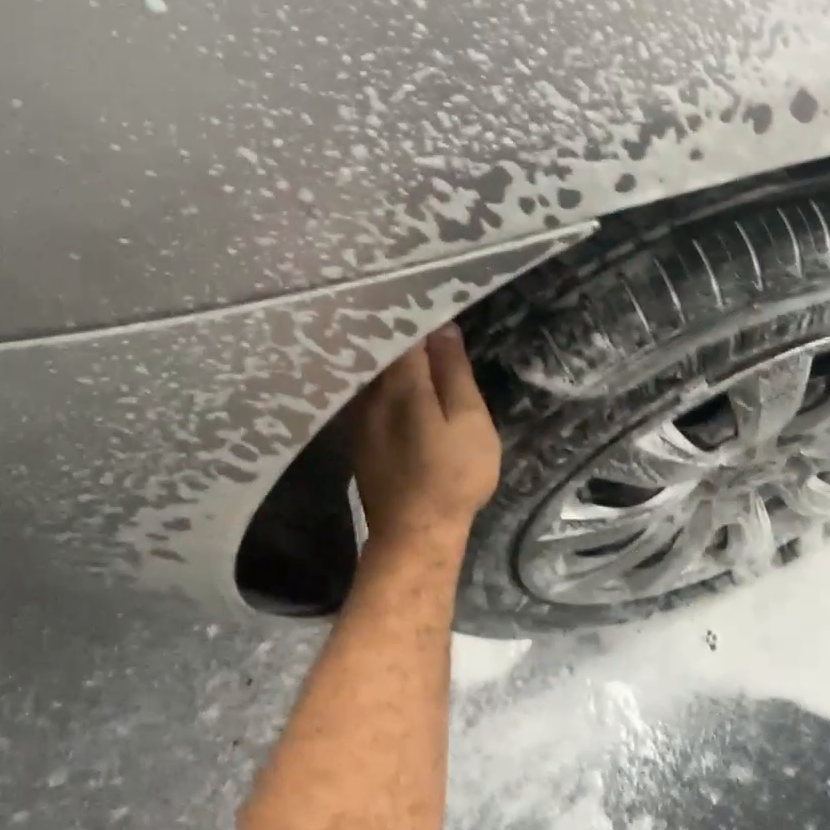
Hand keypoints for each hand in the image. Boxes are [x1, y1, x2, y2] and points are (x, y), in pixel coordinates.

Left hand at [351, 326, 501, 549]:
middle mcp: (370, 395)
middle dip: (399, 330)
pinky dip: (383, 381)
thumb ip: (454, 374)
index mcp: (401, 385)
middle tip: (421, 312)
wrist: (415, 533)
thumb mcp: (469, 421)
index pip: (401, 332)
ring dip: (389, 356)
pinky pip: (370, 395)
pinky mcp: (360, 439)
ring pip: (373, 373)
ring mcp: (359, 419)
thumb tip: (443, 329)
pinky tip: (399, 381)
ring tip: (411, 340)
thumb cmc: (453, 475)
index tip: (428, 296)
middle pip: (380, 350)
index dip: (414, 312)